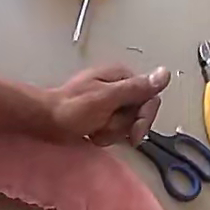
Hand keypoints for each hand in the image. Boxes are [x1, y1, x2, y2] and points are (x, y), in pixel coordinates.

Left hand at [41, 64, 170, 145]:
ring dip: (112, 133)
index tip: (134, 135)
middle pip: (139, 114)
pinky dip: (106, 135)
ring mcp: (111, 102)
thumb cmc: (72, 109)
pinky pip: (116, 129)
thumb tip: (165, 73)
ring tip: (94, 130)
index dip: (144, 119)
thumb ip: (137, 88)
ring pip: (128, 124)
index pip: (150, 98)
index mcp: (122, 77)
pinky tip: (92, 133)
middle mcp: (119, 87)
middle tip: (104, 128)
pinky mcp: (103, 115)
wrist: (45, 121)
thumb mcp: (108, 98)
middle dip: (123, 127)